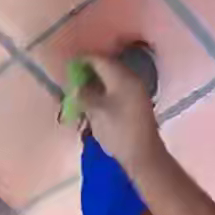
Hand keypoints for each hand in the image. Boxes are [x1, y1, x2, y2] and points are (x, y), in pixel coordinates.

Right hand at [79, 53, 166, 175]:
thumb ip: (84, 95)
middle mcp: (131, 78)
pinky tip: (96, 97)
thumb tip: (75, 86)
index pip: (99, 60)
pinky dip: (106, 88)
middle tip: (74, 76)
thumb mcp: (96, 112)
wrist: (144, 155)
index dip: (83, 60)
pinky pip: (119, 86)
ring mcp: (136, 89)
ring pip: (113, 76)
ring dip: (98, 79)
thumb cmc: (119, 131)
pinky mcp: (138, 101)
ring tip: (83, 87)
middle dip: (90, 69)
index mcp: (121, 77)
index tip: (69, 64)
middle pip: (108, 66)